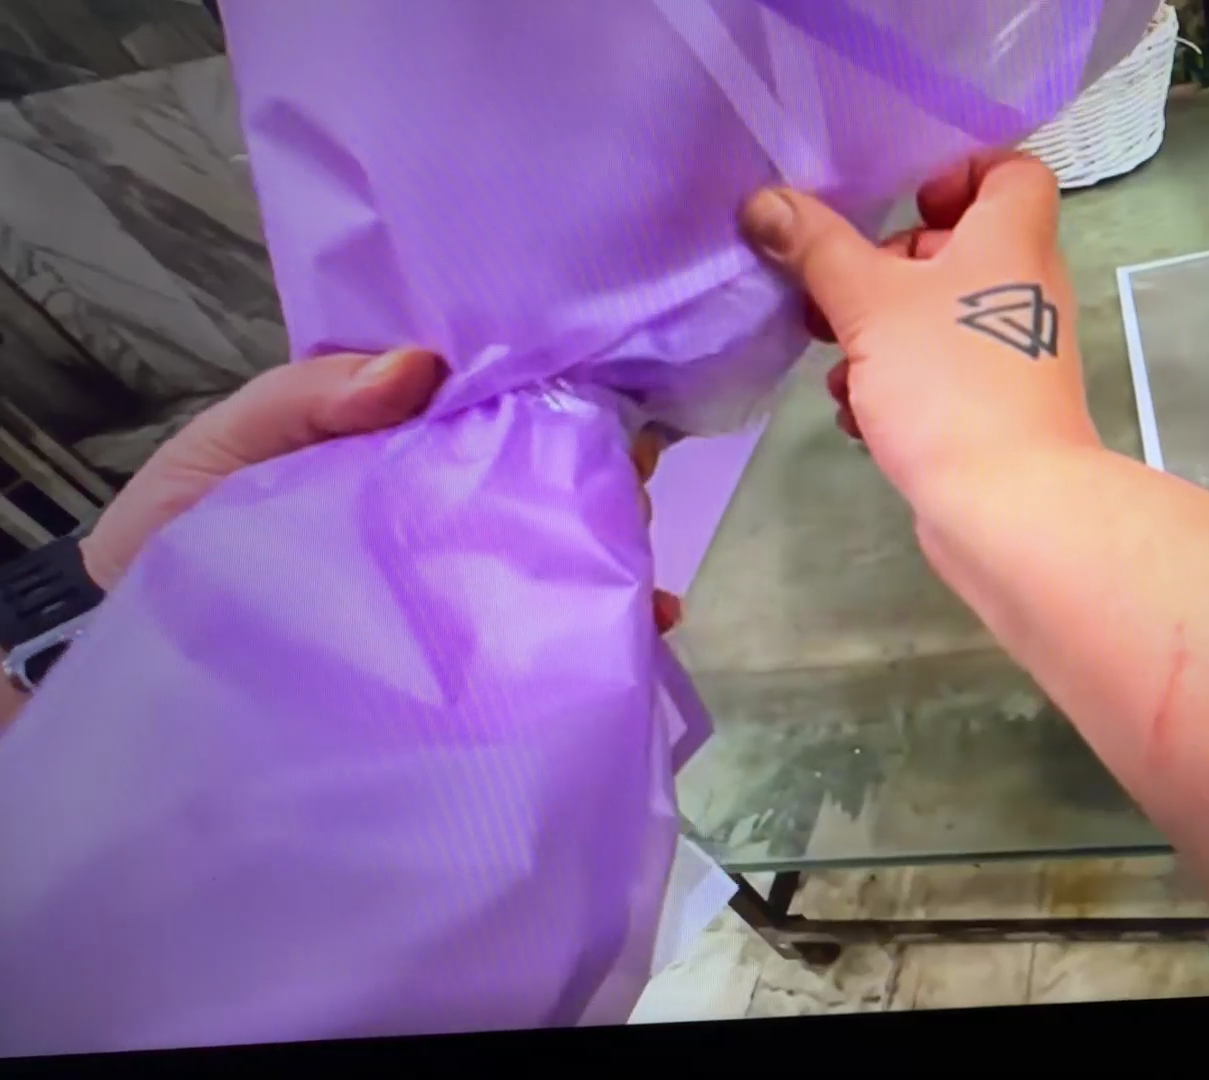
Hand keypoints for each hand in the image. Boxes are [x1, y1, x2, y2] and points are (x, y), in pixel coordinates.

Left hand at [78, 349, 684, 632]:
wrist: (164, 655)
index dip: (574, 410)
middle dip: (612, 483)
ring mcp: (493, 575)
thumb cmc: (192, 536)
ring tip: (642, 569)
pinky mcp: (502, 639)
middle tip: (624, 502)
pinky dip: (627, 616)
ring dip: (624, 548)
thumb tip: (424, 366)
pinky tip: (654, 620)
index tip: (608, 420)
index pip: (523, 416)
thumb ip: (307, 400)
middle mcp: (478, 508)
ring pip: (586, 545)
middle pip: (572, 480)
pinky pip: (576, 621)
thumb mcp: (232, 448)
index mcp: (433, 450)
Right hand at [739, 152, 1103, 507]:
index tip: (905, 204)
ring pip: (938, 323)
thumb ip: (817, 249)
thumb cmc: (947, 382)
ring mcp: (1012, 357)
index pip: (1012, 174)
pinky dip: (899, 387)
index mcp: (1013, 242)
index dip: (961, 174)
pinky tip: (856, 417)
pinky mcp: (994, 411)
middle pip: (955, 253)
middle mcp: (1023, 294)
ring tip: (834, 367)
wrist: (1006, 505)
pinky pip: (942, 378)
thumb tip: (765, 202)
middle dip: (885, 272)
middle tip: (833, 295)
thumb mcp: (870, 304)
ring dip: (877, 339)